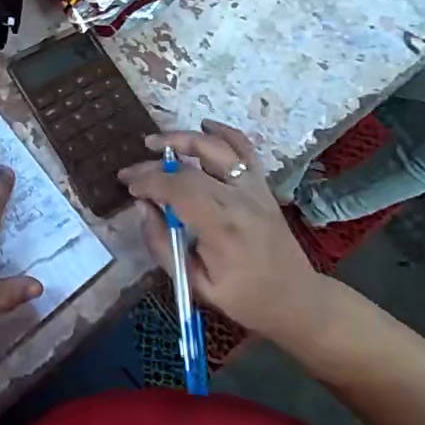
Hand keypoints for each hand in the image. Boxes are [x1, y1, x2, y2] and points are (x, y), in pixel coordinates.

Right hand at [117, 121, 325, 342]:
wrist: (295, 298)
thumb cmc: (243, 298)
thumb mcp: (194, 283)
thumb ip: (162, 244)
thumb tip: (142, 207)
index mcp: (222, 228)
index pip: (178, 188)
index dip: (148, 182)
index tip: (129, 188)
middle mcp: (240, 199)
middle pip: (191, 166)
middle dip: (154, 164)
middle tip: (131, 171)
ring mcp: (255, 188)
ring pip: (217, 147)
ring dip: (184, 138)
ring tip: (156, 142)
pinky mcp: (262, 185)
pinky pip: (244, 149)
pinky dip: (224, 133)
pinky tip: (204, 126)